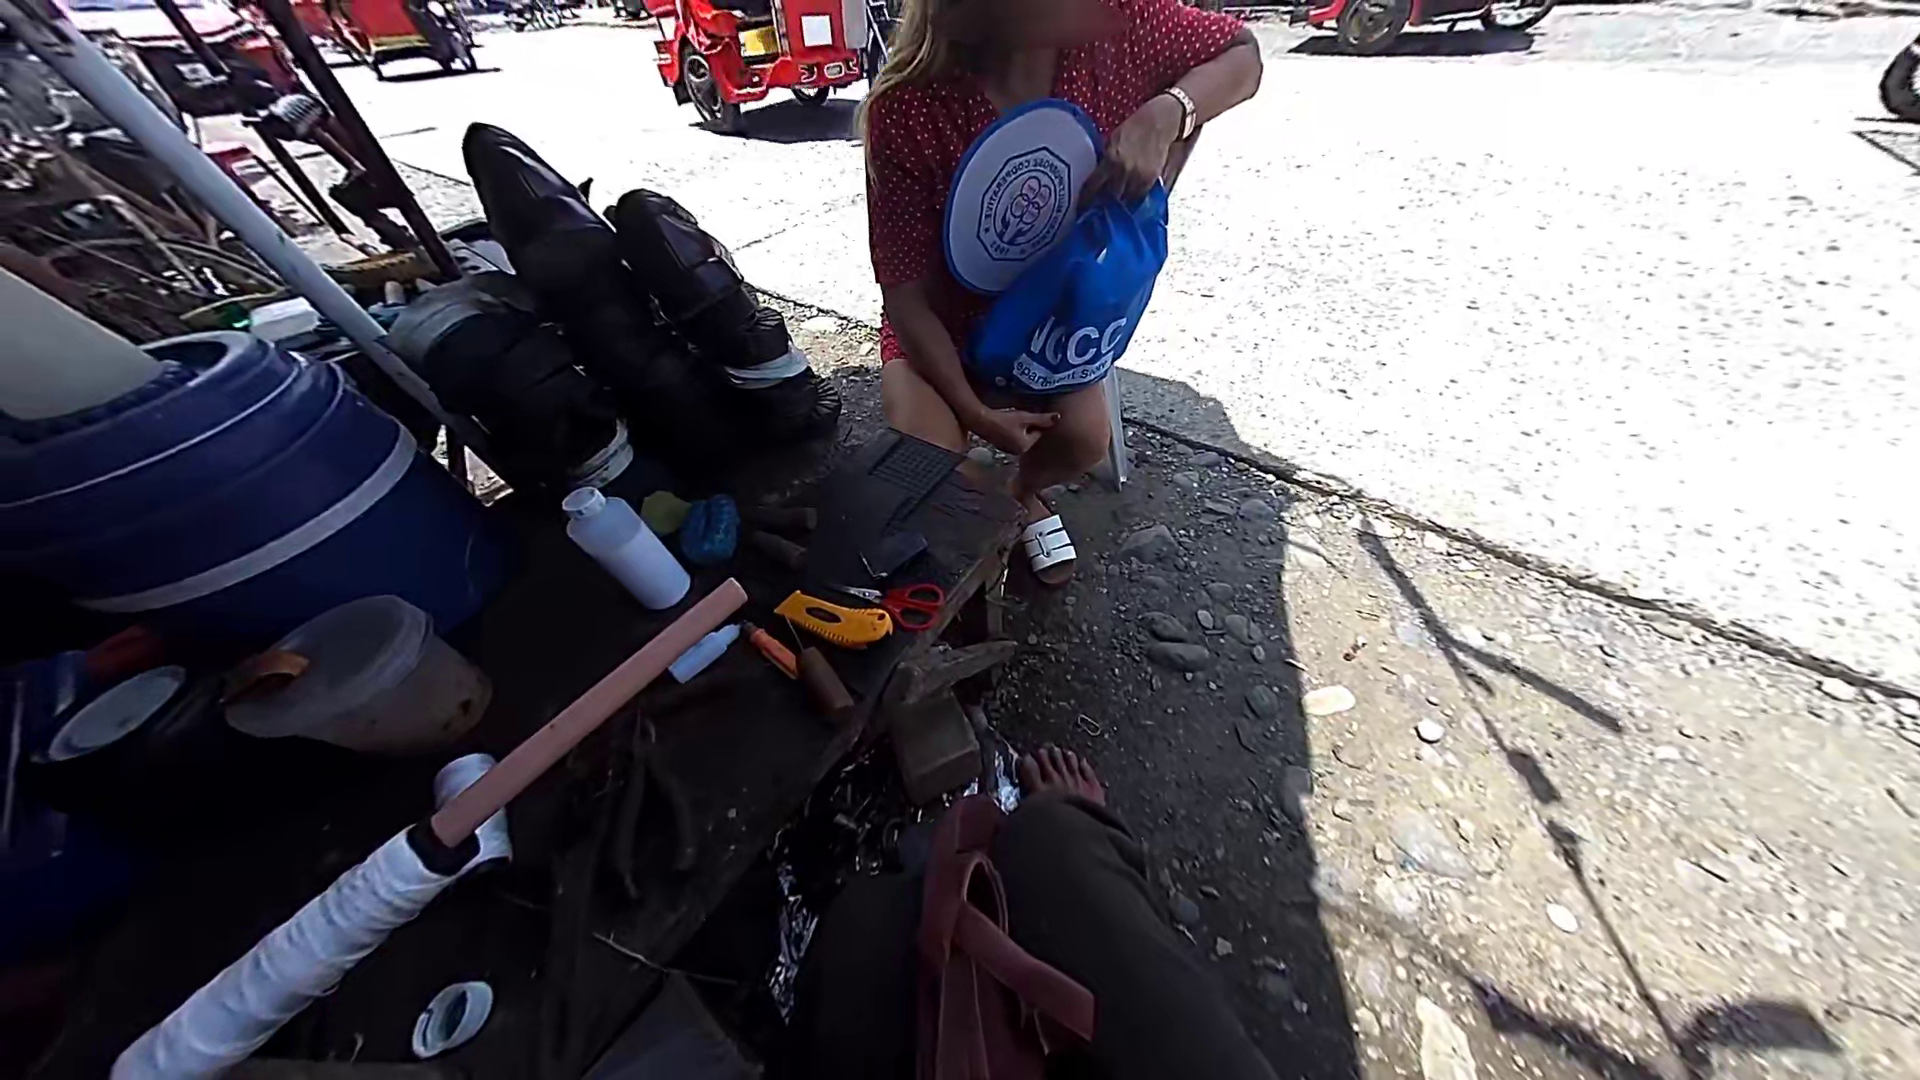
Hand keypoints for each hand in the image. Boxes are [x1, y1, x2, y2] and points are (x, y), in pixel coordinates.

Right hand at [971, 407, 1058, 455]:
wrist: (981, 421)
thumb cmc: (1004, 420)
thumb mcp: (1025, 417)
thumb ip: (1042, 419)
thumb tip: (1058, 417)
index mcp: (1025, 447)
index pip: (1038, 433)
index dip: (1035, 422)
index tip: (1030, 413)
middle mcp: (1017, 452)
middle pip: (1029, 436)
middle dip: (1028, 426)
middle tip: (1022, 415)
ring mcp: (1007, 450)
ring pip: (1020, 437)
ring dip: (1019, 428)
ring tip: (1013, 417)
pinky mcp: (999, 445)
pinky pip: (1011, 437)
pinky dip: (1010, 431)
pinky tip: (1005, 422)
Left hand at [1082, 93, 1182, 206]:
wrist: (1161, 121)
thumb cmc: (1134, 128)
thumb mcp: (1113, 140)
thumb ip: (1104, 160)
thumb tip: (1095, 179)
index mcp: (1110, 159)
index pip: (1092, 186)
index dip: (1085, 200)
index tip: (1081, 208)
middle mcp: (1123, 171)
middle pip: (1107, 198)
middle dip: (1103, 204)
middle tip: (1098, 209)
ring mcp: (1137, 177)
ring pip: (1123, 202)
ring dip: (1118, 205)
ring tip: (1114, 207)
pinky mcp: (1150, 181)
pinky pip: (1137, 199)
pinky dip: (1132, 201)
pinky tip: (1128, 200)